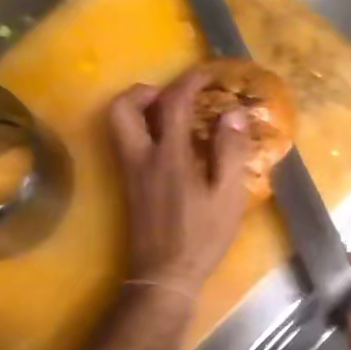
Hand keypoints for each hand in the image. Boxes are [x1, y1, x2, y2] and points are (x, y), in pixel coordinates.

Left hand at [108, 69, 251, 296]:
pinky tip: (167, 147)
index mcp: (168, 156)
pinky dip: (141, 131)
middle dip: (145, 91)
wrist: (163, 275)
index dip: (189, 81)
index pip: (172, 103)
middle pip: (123, 107)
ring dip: (138, 111)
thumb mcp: (226, 197)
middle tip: (172, 97)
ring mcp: (129, 172)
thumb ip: (229, 152)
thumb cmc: (201, 238)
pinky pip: (125, 143)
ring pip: (118, 125)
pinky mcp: (127, 187)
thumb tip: (232, 115)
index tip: (207, 74)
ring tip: (169, 119)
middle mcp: (140, 157)